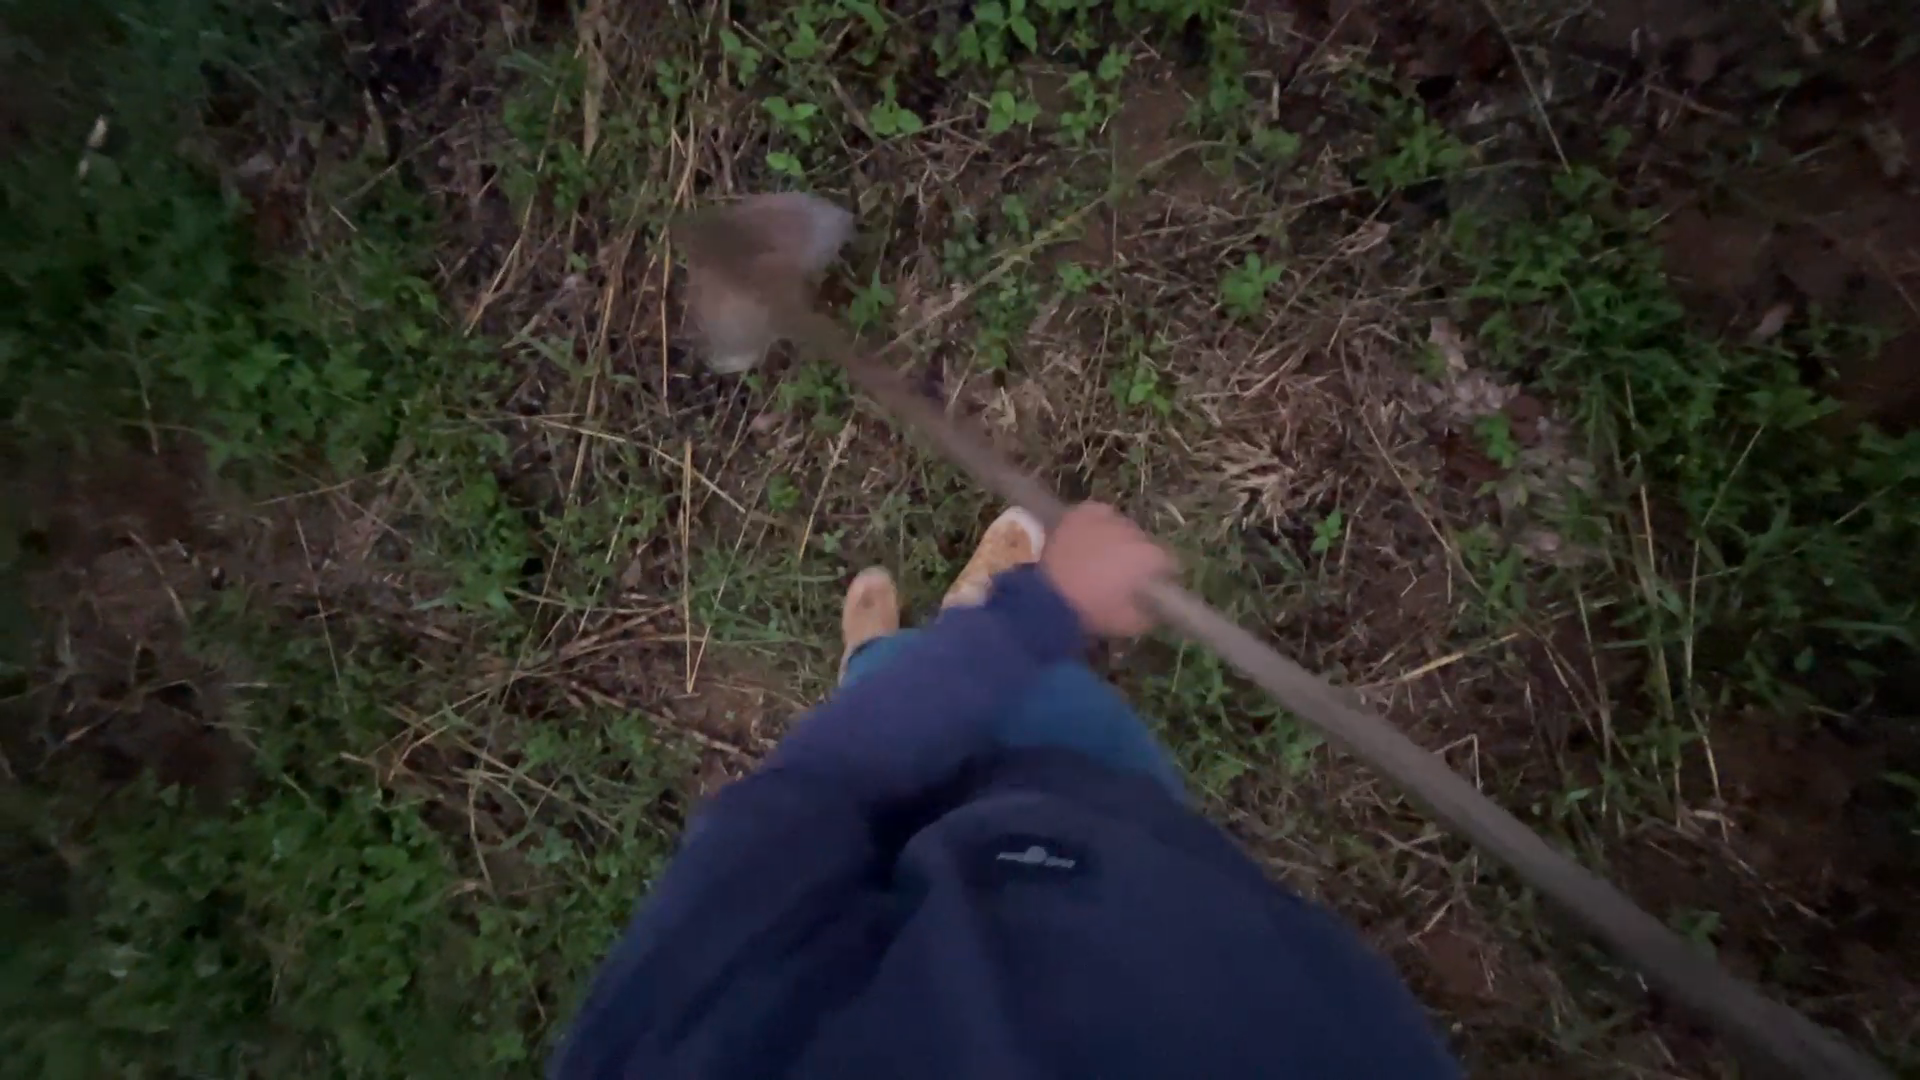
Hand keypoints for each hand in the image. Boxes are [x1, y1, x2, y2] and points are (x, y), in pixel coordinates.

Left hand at [1039, 502, 1175, 637]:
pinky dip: (1098, 525)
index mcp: (1151, 557)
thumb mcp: (1132, 624)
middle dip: (1136, 557)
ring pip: (1123, 528)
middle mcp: (1134, 531)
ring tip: (1097, 559)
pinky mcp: (1085, 511)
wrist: (1047, 596)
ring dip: (1117, 541)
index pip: (1171, 562)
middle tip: (1118, 576)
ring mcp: (1108, 518)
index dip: (1161, 575)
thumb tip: (1158, 605)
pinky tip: (1088, 540)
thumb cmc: (1092, 612)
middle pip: (1145, 543)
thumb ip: (1154, 612)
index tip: (1148, 587)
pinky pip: (1101, 515)